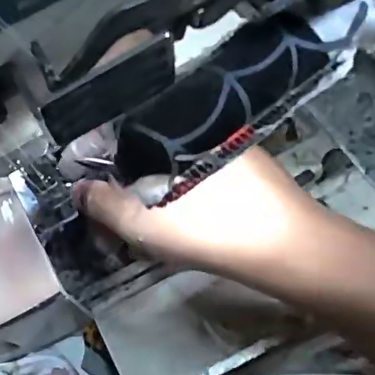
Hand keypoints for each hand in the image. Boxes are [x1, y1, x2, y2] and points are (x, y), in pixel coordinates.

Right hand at [74, 148, 329, 276]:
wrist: (295, 251)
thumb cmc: (219, 233)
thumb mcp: (152, 227)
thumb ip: (108, 206)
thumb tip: (80, 188)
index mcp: (176, 127)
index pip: (122, 124)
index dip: (97, 150)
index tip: (85, 181)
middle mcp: (200, 124)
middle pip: (144, 141)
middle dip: (122, 173)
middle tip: (110, 211)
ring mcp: (224, 141)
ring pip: (169, 157)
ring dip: (148, 183)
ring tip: (137, 219)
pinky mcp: (240, 161)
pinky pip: (193, 166)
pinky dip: (174, 185)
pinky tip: (172, 214)